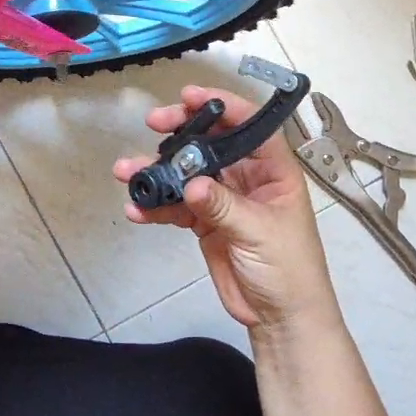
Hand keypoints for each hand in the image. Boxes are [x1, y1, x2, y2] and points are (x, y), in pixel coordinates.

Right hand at [114, 85, 339, 330]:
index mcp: (273, 171)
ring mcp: (223, 200)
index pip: (248, 126)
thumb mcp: (259, 232)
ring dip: (156, 172)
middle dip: (180, 132)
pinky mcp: (205, 223)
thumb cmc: (289, 270)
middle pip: (210, 143)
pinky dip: (156, 206)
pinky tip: (137, 209)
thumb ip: (222, 206)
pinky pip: (176, 206)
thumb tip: (190, 184)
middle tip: (154, 124)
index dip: (221, 107)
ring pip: (185, 174)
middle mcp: (247, 178)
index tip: (189, 97)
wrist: (280, 318)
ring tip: (126, 171)